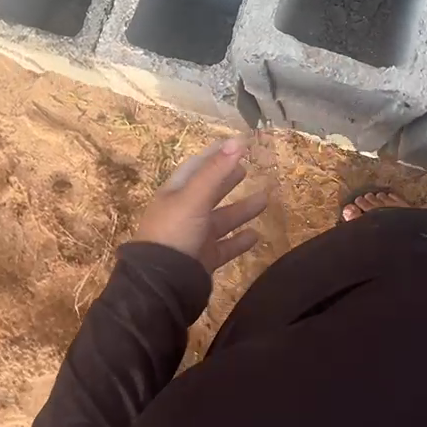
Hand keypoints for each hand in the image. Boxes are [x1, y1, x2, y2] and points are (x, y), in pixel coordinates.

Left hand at [133, 137, 269, 272]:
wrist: (161, 285)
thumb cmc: (174, 232)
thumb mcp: (195, 197)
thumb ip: (217, 171)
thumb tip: (238, 141)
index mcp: (175, 193)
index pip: (196, 166)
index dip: (215, 154)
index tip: (236, 144)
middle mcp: (184, 212)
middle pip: (209, 191)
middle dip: (227, 179)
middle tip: (247, 168)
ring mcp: (194, 237)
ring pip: (222, 219)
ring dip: (242, 209)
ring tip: (265, 199)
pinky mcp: (203, 259)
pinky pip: (225, 246)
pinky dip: (240, 240)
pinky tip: (256, 236)